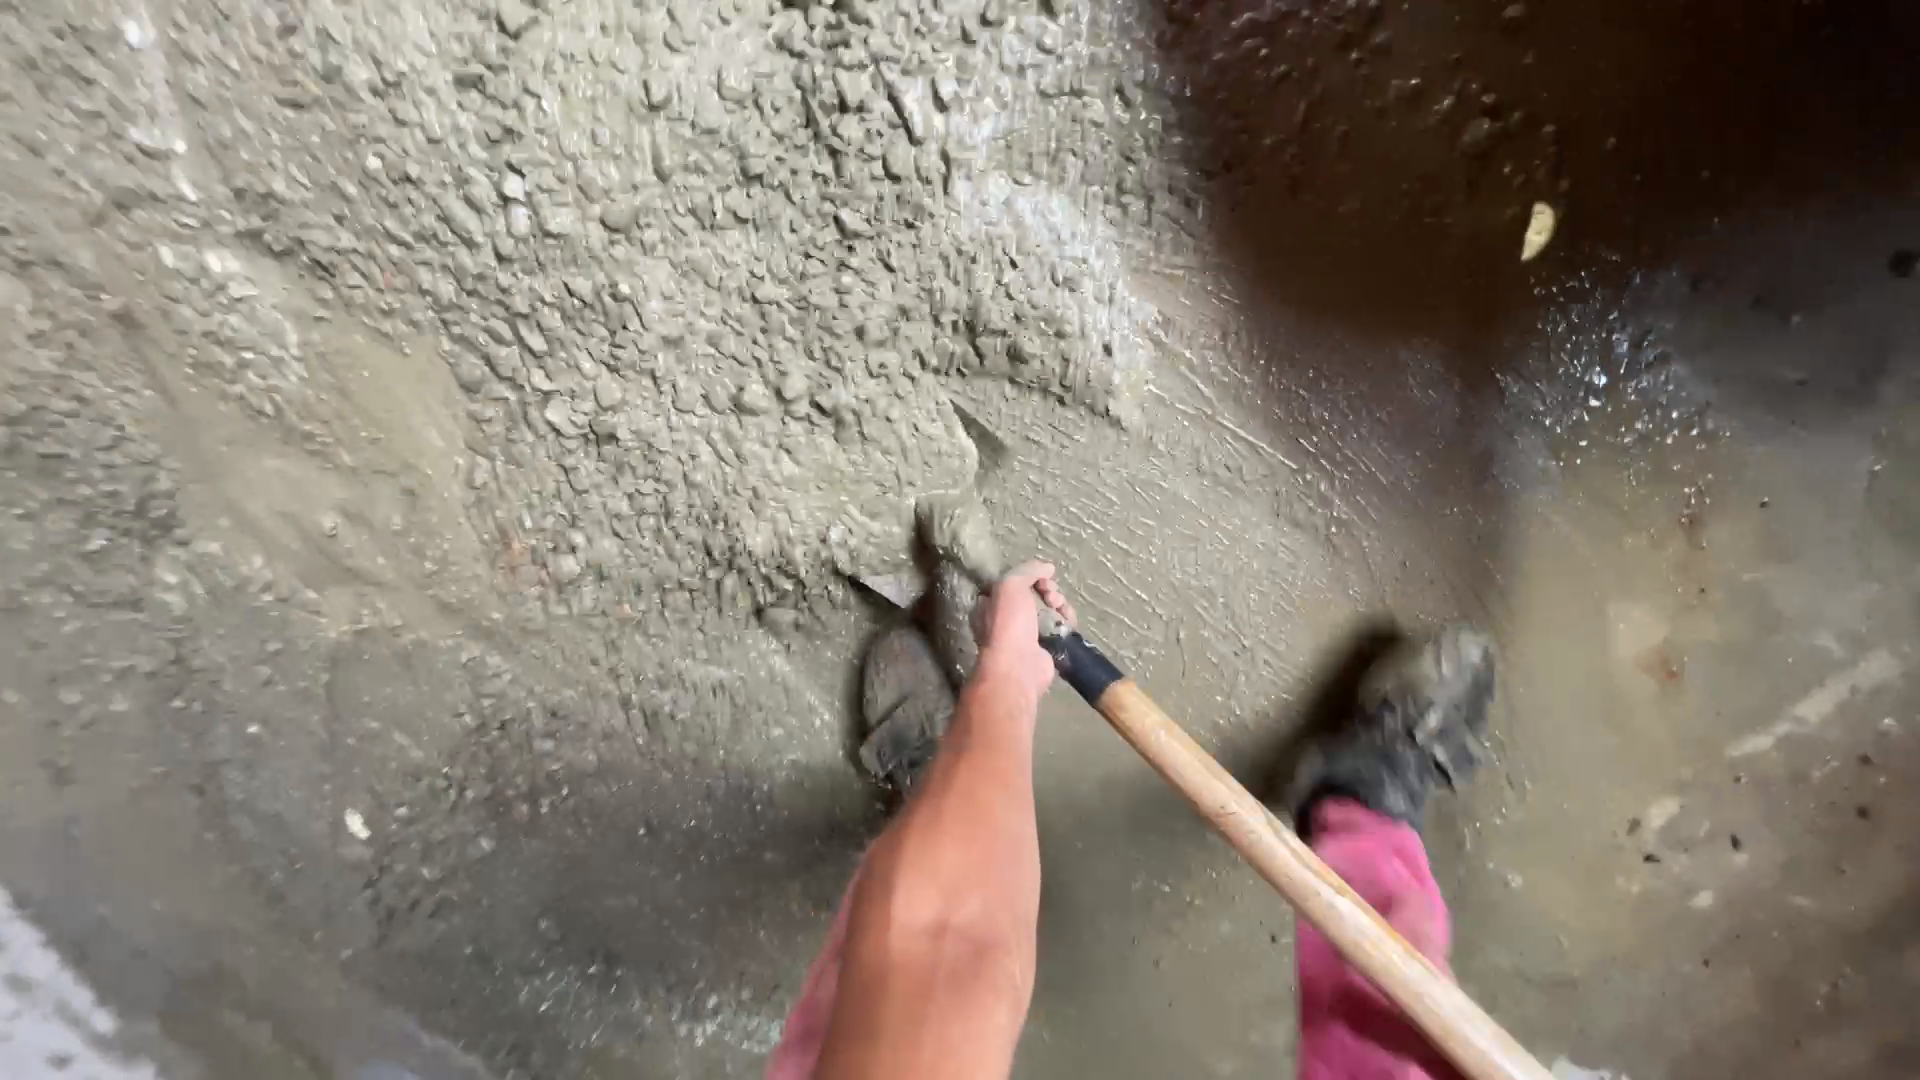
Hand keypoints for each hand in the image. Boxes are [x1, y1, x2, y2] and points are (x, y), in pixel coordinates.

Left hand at [973, 561, 1076, 698]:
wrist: (1019, 665)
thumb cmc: (1008, 623)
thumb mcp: (1011, 585)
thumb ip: (1028, 570)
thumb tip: (1048, 567)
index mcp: (991, 603)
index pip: (1013, 583)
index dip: (1029, 576)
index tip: (1040, 577)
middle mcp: (1007, 618)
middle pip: (1034, 594)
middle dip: (1047, 589)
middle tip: (1050, 594)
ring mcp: (1027, 634)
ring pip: (1049, 609)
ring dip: (1059, 603)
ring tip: (1059, 607)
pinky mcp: (1045, 647)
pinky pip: (1059, 626)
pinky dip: (1066, 620)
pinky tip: (1068, 619)